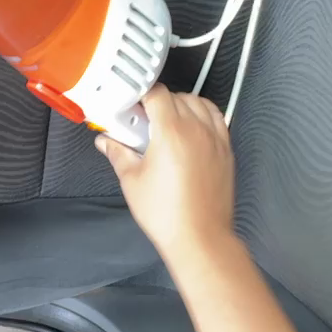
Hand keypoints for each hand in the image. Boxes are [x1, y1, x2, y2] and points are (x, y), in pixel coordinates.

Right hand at [95, 85, 236, 262]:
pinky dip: (203, 115)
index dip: (142, 94)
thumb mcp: (132, 180)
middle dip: (159, 101)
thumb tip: (105, 141)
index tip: (132, 104)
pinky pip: (217, 118)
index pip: (157, 93)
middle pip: (177, 96)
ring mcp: (215, 138)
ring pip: (200, 103)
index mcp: (171, 131)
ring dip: (182, 104)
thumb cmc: (164, 212)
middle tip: (143, 120)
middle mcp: (196, 128)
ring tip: (168, 122)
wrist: (200, 238)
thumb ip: (118, 153)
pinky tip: (192, 129)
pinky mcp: (227, 150)